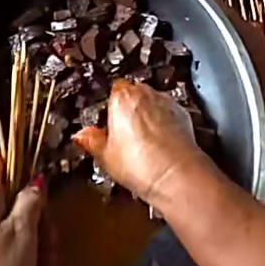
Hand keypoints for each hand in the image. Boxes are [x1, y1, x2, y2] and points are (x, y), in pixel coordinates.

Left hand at [0, 151, 42, 265]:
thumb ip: (30, 202)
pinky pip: (5, 248)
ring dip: (36, 242)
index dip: (16, 163)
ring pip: (12, 224)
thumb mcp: (22, 234)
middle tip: (51, 238)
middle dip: (37, 215)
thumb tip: (34, 181)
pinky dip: (24, 260)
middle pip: (9, 195)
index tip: (36, 184)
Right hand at [74, 79, 212, 207]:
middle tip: (127, 135)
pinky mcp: (183, 114)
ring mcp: (165, 102)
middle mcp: (143, 94)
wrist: (176, 175)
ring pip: (152, 102)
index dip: (112, 108)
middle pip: (133, 94)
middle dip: (130, 109)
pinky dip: (166, 123)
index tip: (111, 124)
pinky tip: (162, 143)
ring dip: (149, 114)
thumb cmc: (141, 164)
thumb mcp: (106, 156)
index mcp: (121, 98)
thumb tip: (81, 135)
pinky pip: (169, 113)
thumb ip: (92, 141)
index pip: (113, 91)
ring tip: (146, 142)